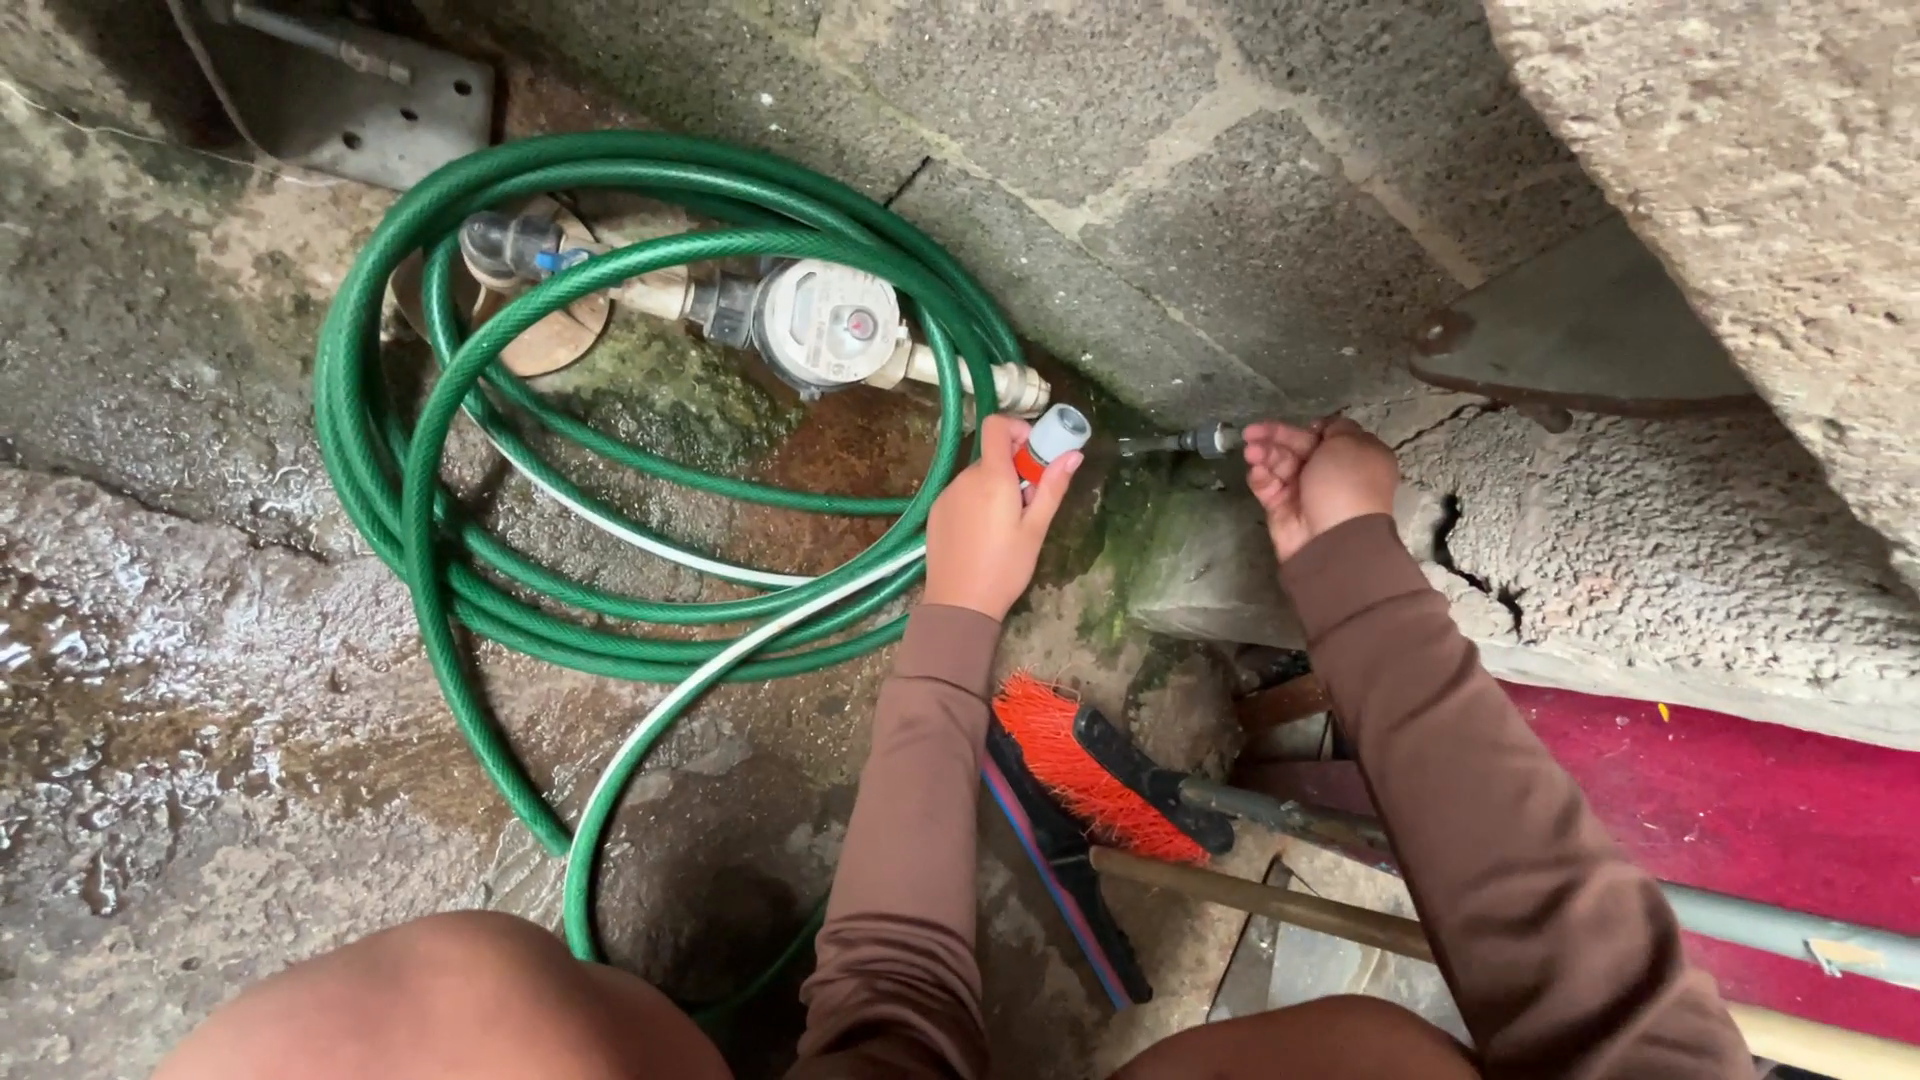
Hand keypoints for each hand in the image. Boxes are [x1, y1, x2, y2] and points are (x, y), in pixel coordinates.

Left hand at [922, 413, 1081, 619]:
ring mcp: (946, 495)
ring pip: (977, 477)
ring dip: (995, 488)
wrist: (959, 603)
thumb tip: (1073, 454)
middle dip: (1013, 470)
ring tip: (1005, 527)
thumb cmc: (1005, 568)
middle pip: (992, 456)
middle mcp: (964, 479)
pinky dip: (976, 502)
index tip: (1033, 454)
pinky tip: (982, 535)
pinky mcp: (936, 512)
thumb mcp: (1036, 529)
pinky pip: (961, 494)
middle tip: (1028, 505)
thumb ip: (1052, 487)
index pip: (997, 425)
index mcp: (991, 478)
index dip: (1017, 429)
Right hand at [1244, 416, 1398, 561]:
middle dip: (1274, 437)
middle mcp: (1328, 471)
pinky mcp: (1280, 506)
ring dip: (1263, 455)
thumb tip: (1323, 427)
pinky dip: (1260, 477)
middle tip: (1251, 432)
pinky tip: (1257, 471)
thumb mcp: (1351, 443)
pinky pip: (1267, 485)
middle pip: (1297, 446)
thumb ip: (1337, 428)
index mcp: (1353, 456)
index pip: (1327, 435)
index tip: (1301, 426)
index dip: (1310, 428)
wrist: (1332, 536)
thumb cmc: (1346, 484)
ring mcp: (1303, 490)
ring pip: (1278, 464)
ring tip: (1250, 453)